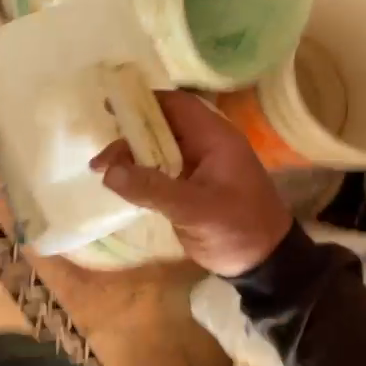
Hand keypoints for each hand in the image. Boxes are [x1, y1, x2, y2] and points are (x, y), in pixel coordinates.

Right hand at [90, 90, 291, 276]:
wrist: (264, 262)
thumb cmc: (237, 229)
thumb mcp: (195, 209)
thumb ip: (152, 189)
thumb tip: (109, 172)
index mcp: (214, 139)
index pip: (176, 105)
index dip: (143, 103)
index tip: (109, 108)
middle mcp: (204, 146)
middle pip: (160, 127)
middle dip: (128, 137)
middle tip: (101, 160)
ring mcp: (196, 167)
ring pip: (156, 149)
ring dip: (129, 157)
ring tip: (102, 173)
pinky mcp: (187, 188)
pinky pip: (158, 170)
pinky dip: (137, 174)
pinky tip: (118, 184)